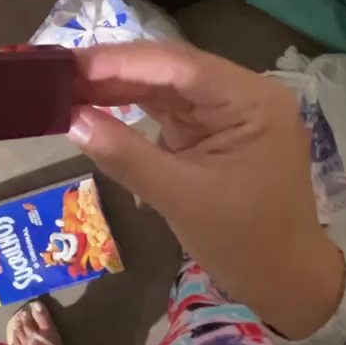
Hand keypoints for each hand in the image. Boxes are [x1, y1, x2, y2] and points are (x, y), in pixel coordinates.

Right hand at [69, 42, 345, 338]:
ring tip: (66, 83)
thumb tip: (71, 120)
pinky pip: (165, 104)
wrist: (287, 283)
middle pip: (169, 68)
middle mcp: (242, 91)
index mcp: (252, 100)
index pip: (180, 66)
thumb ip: (126, 155)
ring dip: (116, 84)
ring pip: (163, 83)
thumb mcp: (180, 199)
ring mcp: (226, 107)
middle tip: (58, 71)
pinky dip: (129, 103)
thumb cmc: (244, 242)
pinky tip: (94, 99)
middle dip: (114, 70)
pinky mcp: (211, 125)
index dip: (123, 61)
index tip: (74, 65)